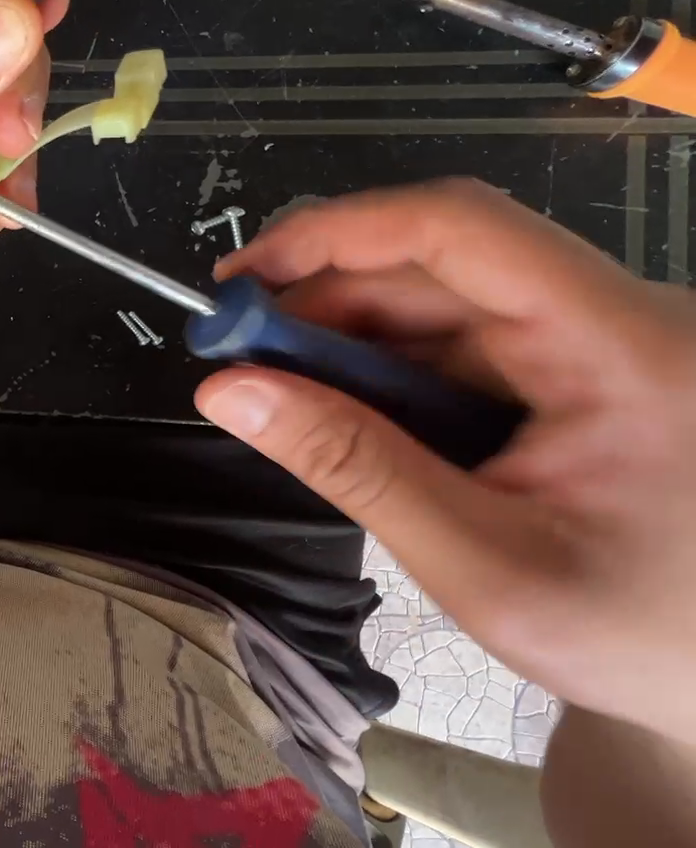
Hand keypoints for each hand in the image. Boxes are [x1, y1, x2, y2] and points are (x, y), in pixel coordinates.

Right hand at [193, 178, 695, 742]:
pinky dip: (375, 372)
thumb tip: (222, 389)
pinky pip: (446, 342)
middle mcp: (614, 319)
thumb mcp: (479, 561)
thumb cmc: (642, 635)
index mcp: (622, 347)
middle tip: (235, 360)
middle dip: (315, 303)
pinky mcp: (570, 369)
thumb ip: (348, 465)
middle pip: (428, 266)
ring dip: (338, 343)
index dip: (331, 232)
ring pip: (427, 302)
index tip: (237, 281)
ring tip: (286, 401)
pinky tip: (349, 417)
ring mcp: (594, 341)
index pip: (458, 229)